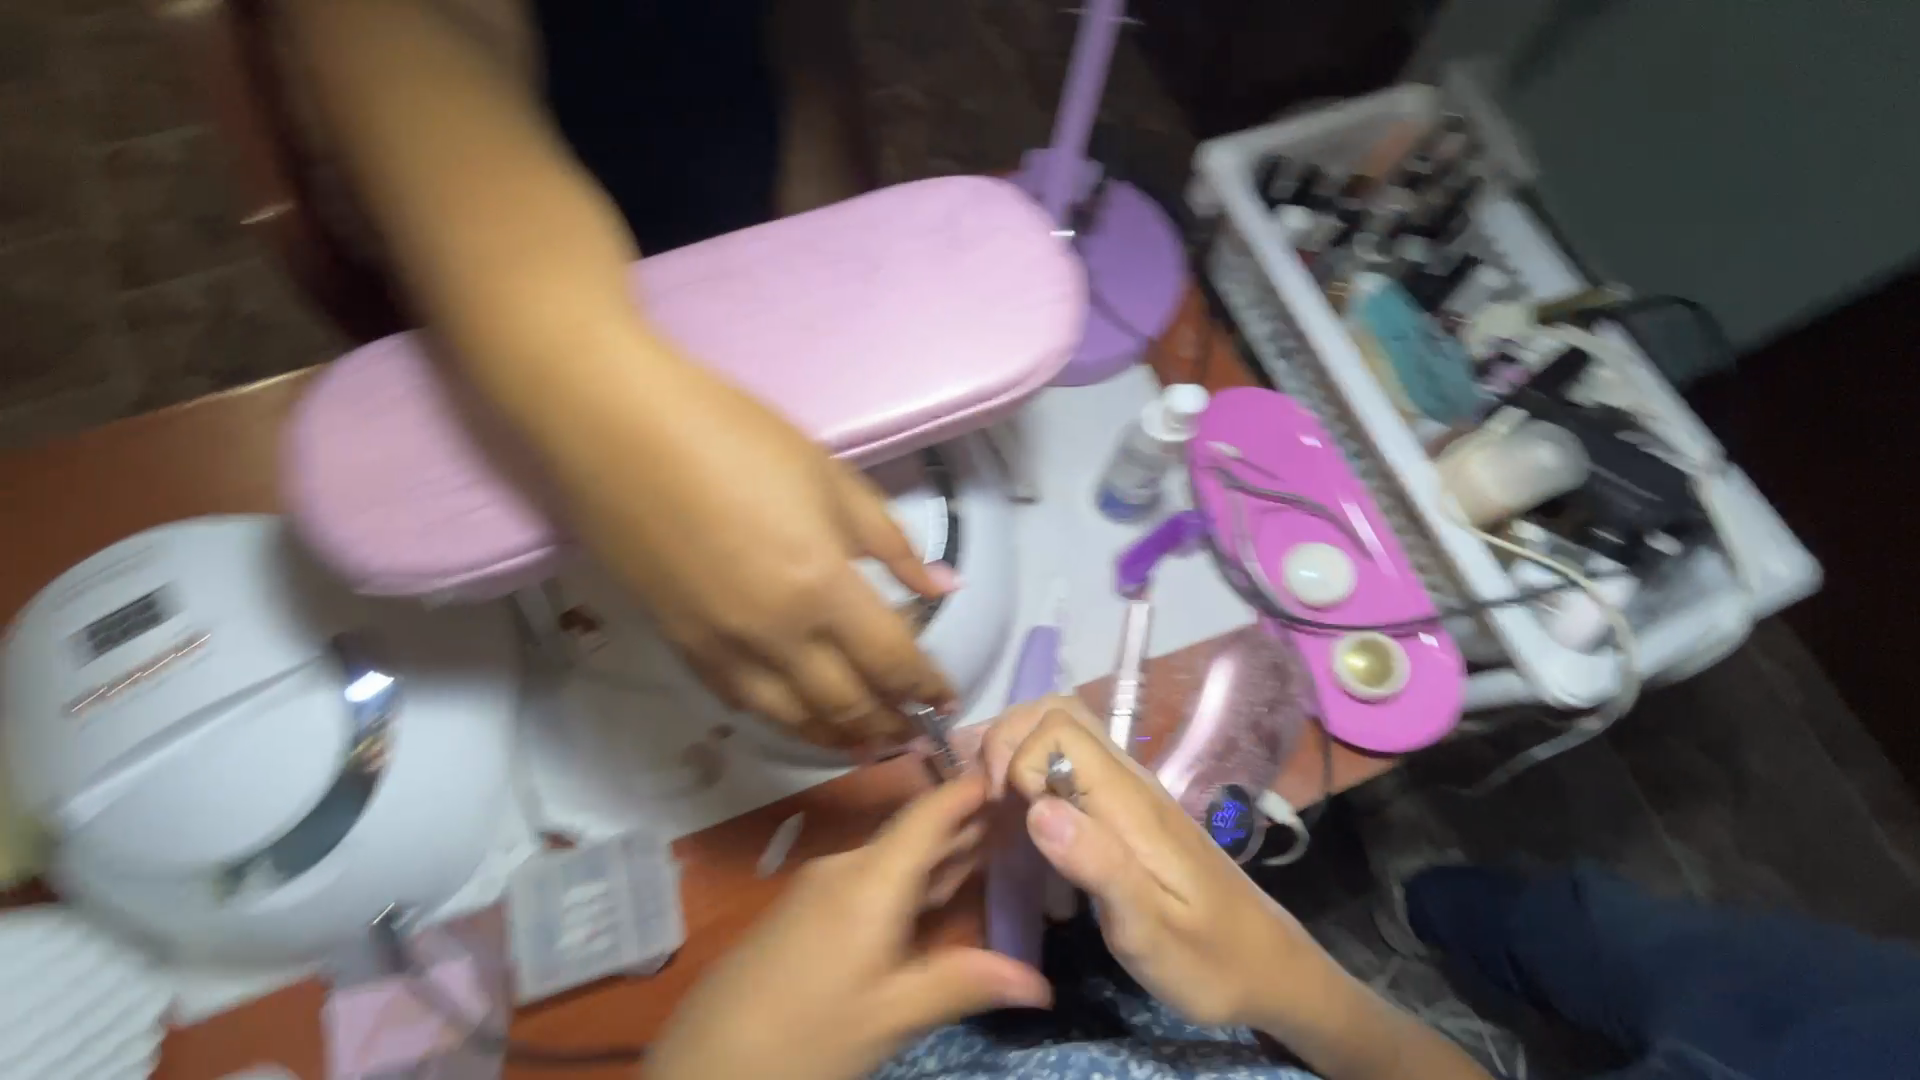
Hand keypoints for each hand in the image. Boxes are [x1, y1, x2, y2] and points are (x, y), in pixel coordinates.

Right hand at [547, 359, 955, 748]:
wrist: (618, 431)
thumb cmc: (737, 438)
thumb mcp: (832, 478)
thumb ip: (890, 543)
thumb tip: (942, 587)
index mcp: (824, 586)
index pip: (892, 661)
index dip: (926, 688)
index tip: (947, 701)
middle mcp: (777, 636)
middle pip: (848, 705)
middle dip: (892, 725)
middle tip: (917, 733)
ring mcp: (725, 650)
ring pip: (795, 720)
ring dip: (841, 739)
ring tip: (870, 746)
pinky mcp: (683, 648)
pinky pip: (745, 705)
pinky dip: (785, 722)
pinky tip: (802, 721)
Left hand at [646, 772, 1052, 1079]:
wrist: (705, 1059)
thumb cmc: (806, 1033)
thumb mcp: (889, 1014)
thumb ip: (963, 983)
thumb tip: (1040, 982)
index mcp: (872, 878)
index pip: (929, 814)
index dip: (969, 789)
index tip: (1010, 766)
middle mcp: (848, 866)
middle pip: (916, 834)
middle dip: (966, 823)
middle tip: (1022, 810)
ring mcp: (824, 885)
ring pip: (895, 858)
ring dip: (942, 852)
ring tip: (994, 840)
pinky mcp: (810, 908)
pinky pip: (873, 878)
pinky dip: (914, 877)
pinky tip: (938, 887)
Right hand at [982, 697, 1335, 1029]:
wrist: (1267, 967)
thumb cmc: (1208, 959)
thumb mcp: (1150, 931)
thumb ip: (1098, 866)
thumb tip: (1039, 808)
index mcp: (1129, 800)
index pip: (1058, 728)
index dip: (1018, 759)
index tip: (1004, 813)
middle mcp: (1127, 779)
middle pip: (1058, 710)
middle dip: (1009, 740)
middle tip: (992, 801)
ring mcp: (1128, 790)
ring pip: (1064, 729)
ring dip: (1019, 750)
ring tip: (1000, 806)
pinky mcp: (1126, 808)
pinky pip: (1072, 761)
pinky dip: (1035, 770)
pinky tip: (1025, 818)